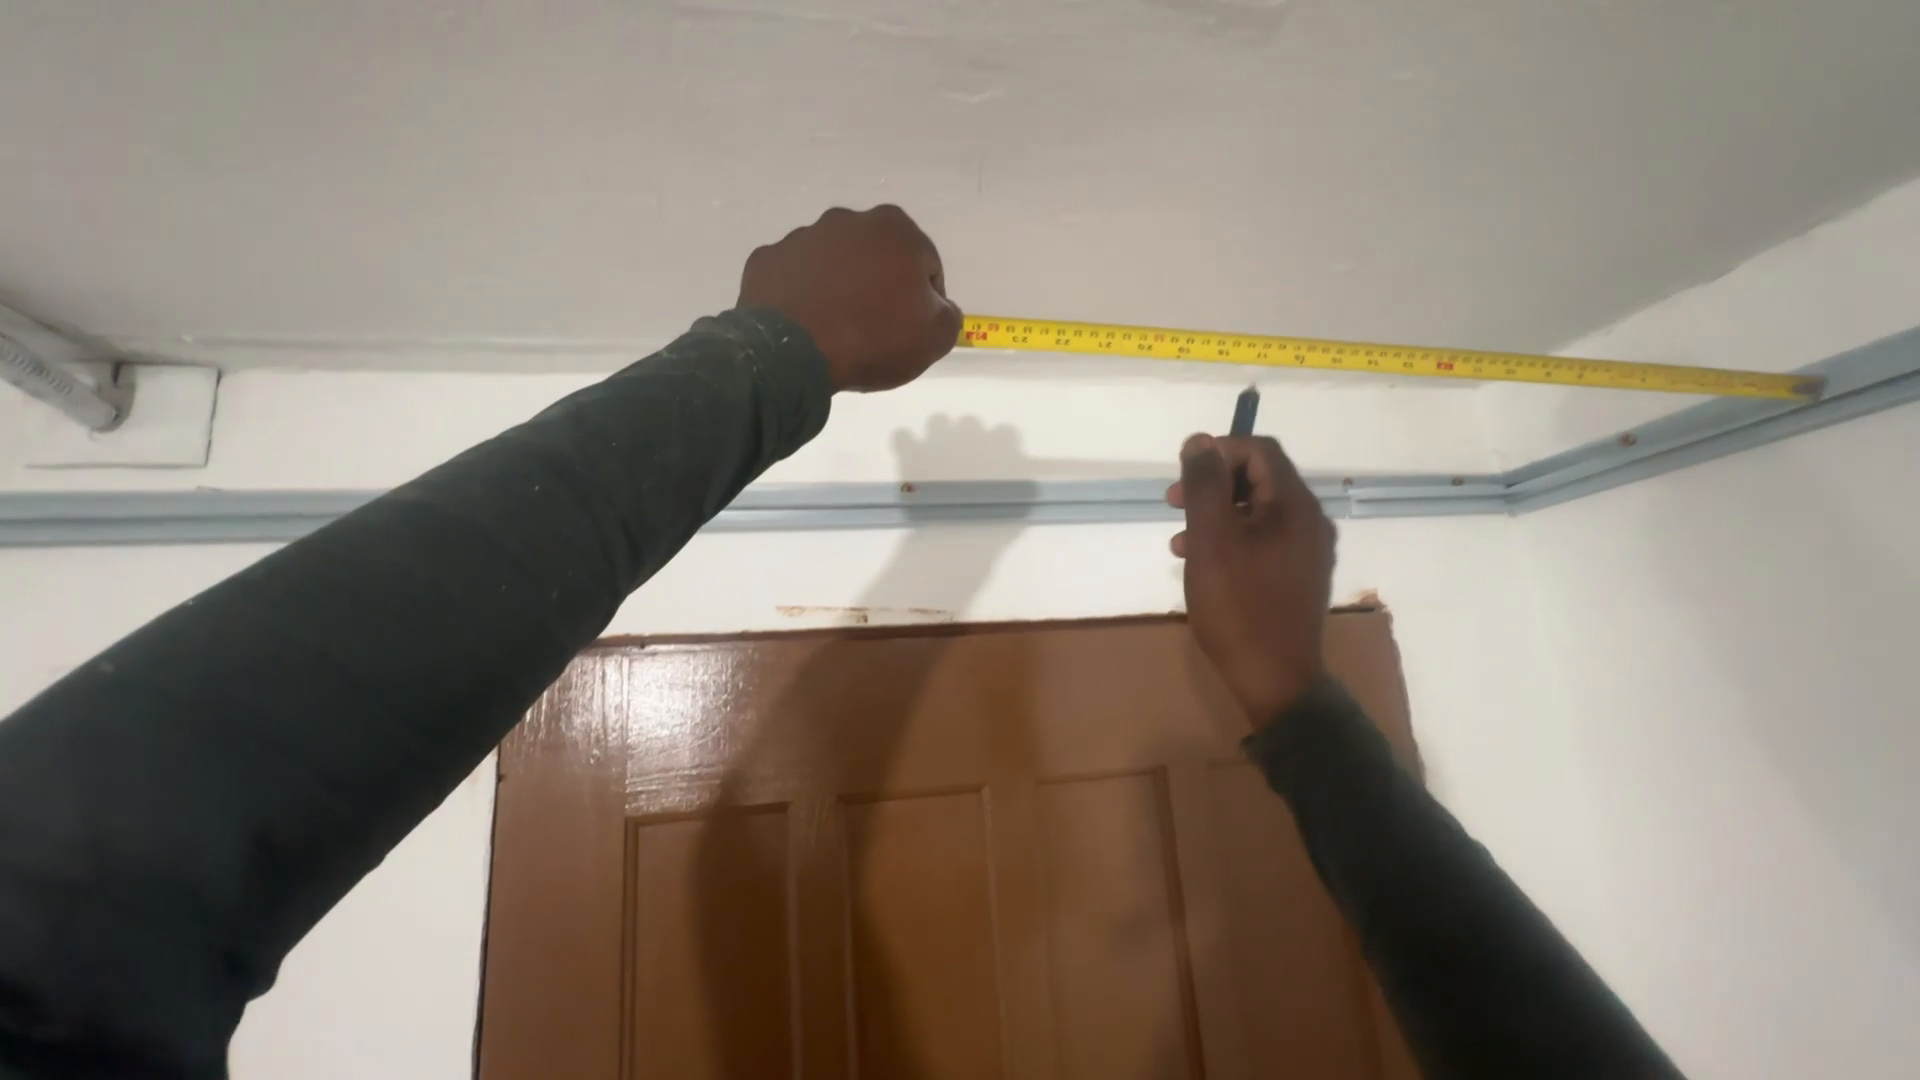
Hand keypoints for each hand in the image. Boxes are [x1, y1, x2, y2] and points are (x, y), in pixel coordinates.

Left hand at [738, 205, 962, 392]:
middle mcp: (847, 220)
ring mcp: (801, 238)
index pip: (926, 266)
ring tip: (837, 331)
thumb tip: (937, 307)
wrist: (795, 354)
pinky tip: (807, 326)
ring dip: (839, 289)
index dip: (925, 302)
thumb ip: (947, 315)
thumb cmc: (875, 339)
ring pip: (833, 265)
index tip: (913, 331)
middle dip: (879, 287)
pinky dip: (802, 297)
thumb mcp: (935, 337)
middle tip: (875, 331)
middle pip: (876, 258)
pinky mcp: (766, 261)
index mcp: (895, 229)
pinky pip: (794, 279)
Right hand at [1167, 434, 1336, 721]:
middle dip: (1212, 485)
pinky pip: (1261, 540)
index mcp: (1294, 505)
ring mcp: (1306, 551)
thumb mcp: (1211, 540)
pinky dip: (1229, 539)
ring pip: (1256, 512)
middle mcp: (1308, 521)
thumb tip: (1199, 440)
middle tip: (1173, 504)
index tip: (1182, 475)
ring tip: (1179, 539)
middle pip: (1259, 479)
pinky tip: (1200, 563)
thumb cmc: (1239, 606)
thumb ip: (1204, 485)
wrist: (1276, 678)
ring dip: (1215, 514)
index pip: (1259, 450)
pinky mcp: (1296, 577)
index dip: (1218, 451)